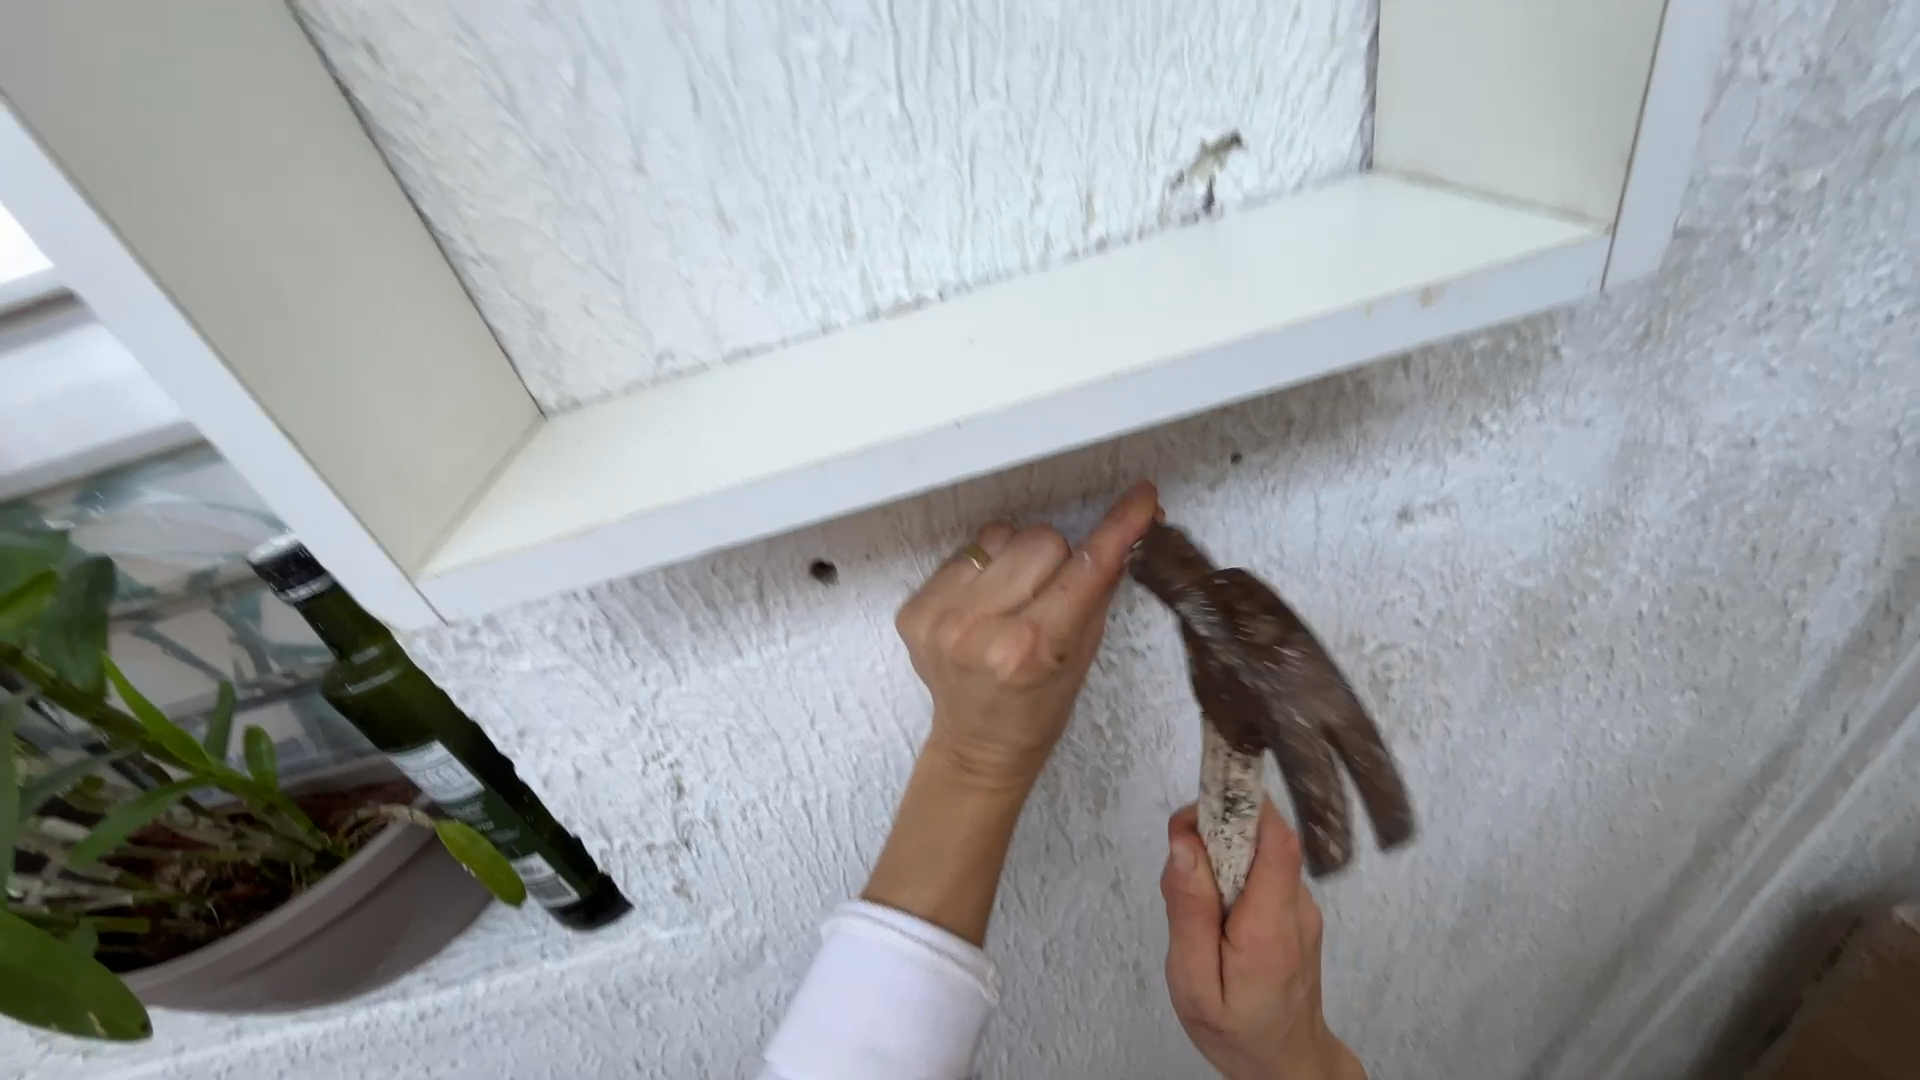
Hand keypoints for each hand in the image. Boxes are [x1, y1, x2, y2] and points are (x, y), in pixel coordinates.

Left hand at [894, 481, 1159, 789]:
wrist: (978, 745)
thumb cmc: (1040, 706)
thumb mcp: (1083, 654)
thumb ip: (1098, 590)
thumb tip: (1125, 532)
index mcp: (1030, 648)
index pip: (1084, 568)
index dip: (1117, 529)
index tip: (1140, 498)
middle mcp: (978, 629)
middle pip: (1041, 538)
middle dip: (1056, 558)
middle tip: (1050, 594)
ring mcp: (939, 618)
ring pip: (1000, 535)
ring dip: (1015, 557)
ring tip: (1011, 600)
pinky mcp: (914, 611)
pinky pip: (965, 553)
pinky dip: (981, 570)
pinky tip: (981, 606)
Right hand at [1162, 801, 1366, 1079]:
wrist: (1288, 1067)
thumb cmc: (1235, 1031)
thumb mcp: (1193, 982)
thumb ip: (1188, 911)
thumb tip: (1183, 842)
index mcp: (1270, 922)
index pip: (1274, 836)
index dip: (1238, 804)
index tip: (1194, 813)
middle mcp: (1295, 904)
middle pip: (1257, 835)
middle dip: (1208, 834)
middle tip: (1178, 876)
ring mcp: (1300, 904)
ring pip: (1253, 849)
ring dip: (1214, 857)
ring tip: (1193, 909)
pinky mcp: (1294, 907)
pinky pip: (1258, 868)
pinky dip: (1227, 875)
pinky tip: (1213, 918)